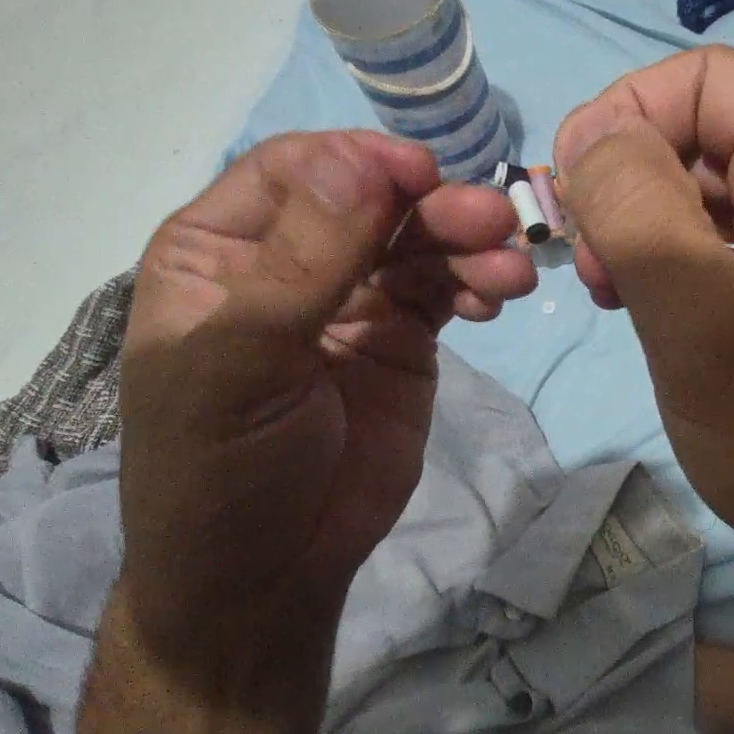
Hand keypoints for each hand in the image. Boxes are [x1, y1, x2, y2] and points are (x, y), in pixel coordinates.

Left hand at [118, 131, 534, 652]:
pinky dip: (473, 287)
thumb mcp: (244, 362)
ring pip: (419, 247)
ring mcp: (353, 303)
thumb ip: (304, 262)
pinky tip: (494, 300)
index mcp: (221, 249)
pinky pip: (444, 293)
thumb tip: (362, 163)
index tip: (423, 176)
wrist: (268, 570)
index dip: (360, 164)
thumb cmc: (223, 465)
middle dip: (435, 209)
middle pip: (373, 204)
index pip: (295, 172)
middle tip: (497, 222)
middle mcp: (290, 262)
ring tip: (512, 274)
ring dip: (469, 248)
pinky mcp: (402, 343)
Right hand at [553, 47, 733, 616]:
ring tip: (623, 304)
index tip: (573, 206)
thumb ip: (635, 206)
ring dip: (647, 235)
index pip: (699, 78)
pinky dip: (678, 272)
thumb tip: (590, 132)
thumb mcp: (702, 316)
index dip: (621, 120)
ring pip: (705, 195)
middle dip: (629, 186)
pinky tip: (663, 321)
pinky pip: (727, 249)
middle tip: (599, 275)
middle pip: (700, 134)